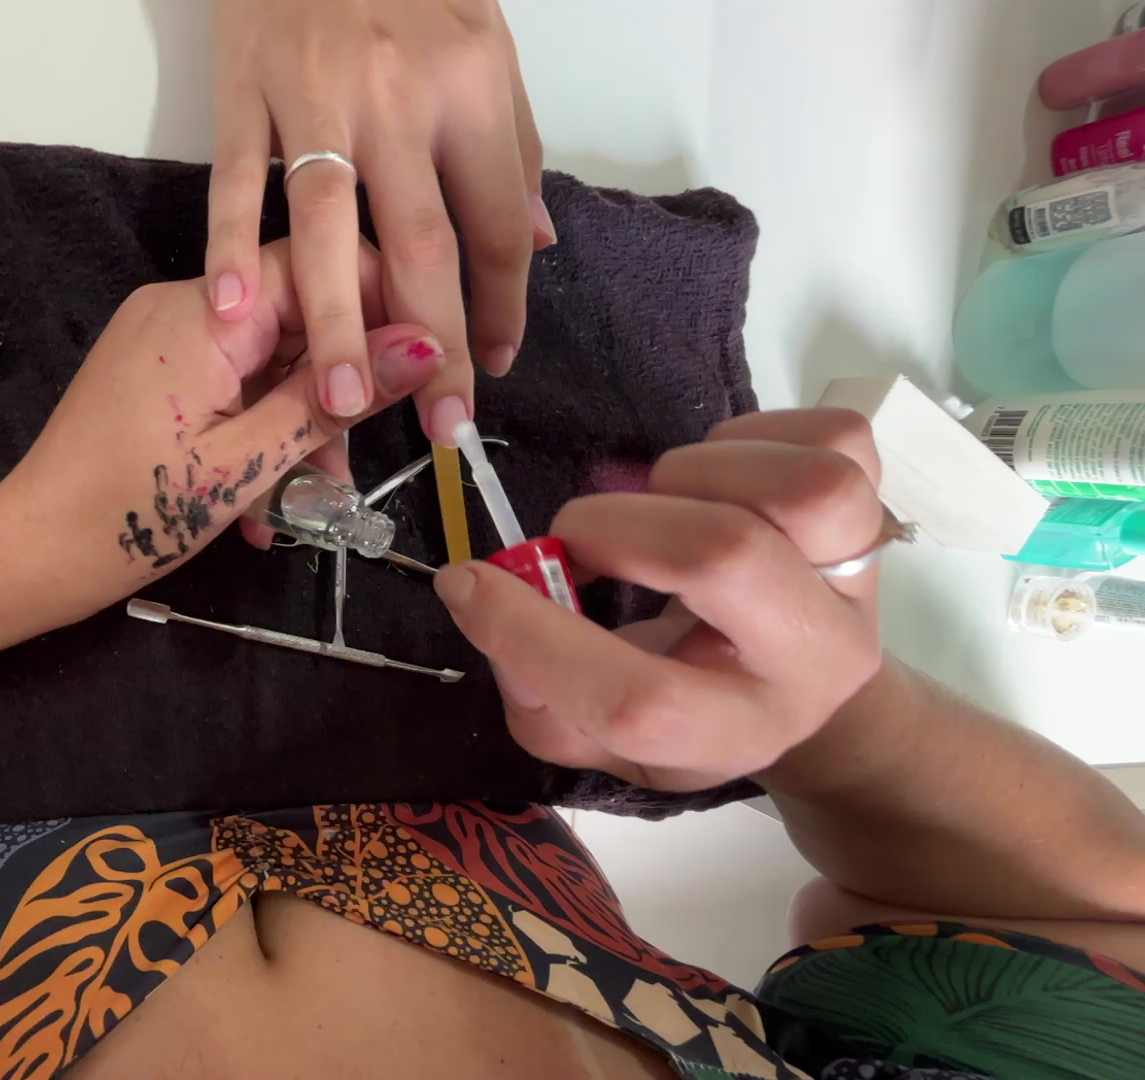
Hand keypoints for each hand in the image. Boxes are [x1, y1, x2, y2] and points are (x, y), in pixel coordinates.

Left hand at [0, 239, 446, 624]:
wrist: (30, 553)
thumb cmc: (132, 515)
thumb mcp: (244, 464)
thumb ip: (332, 402)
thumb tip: (423, 348)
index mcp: (203, 313)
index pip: (316, 267)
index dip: (376, 312)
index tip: (417, 375)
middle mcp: (180, 306)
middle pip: (291, 321)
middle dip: (330, 395)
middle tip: (349, 469)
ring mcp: (161, 341)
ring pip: (261, 365)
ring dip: (291, 430)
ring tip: (304, 504)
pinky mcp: (151, 375)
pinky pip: (225, 388)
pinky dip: (250, 435)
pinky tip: (257, 504)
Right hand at [207, 0, 550, 445]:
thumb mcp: (483, 48)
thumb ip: (510, 146)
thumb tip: (533, 240)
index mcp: (471, 83)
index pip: (493, 224)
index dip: (499, 306)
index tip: (488, 368)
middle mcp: (400, 94)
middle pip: (421, 246)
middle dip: (433, 347)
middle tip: (440, 429)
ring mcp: (313, 96)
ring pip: (328, 230)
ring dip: (335, 325)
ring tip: (342, 405)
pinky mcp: (242, 92)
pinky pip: (236, 179)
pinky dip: (230, 245)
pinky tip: (231, 310)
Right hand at [432, 410, 886, 791]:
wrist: (796, 687)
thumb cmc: (674, 709)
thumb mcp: (586, 734)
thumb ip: (526, 685)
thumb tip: (480, 593)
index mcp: (730, 730)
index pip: (635, 698)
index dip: (531, 635)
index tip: (466, 583)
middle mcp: (810, 658)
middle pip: (722, 556)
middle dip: (609, 528)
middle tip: (573, 541)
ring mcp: (855, 577)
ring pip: (800, 487)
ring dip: (687, 476)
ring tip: (652, 504)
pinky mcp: (873, 512)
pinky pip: (832, 440)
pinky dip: (750, 439)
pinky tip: (708, 476)